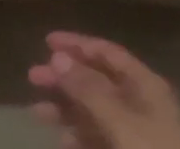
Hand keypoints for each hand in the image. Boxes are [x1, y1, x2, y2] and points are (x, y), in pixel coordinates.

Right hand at [28, 33, 179, 148]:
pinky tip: (61, 143)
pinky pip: (97, 140)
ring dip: (65, 110)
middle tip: (33, 77)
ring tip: (37, 113)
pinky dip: (78, 138)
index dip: (78, 44)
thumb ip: (89, 89)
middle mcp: (140, 105)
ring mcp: (134, 134)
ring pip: (93, 112)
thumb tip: (57, 56)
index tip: (47, 41)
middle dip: (64, 78)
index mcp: (146, 87)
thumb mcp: (121, 121)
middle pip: (96, 81)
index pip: (108, 53)